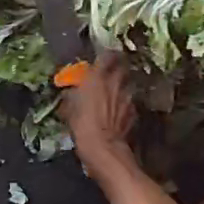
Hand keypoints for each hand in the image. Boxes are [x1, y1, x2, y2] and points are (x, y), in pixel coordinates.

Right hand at [61, 51, 135, 171]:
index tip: (104, 56)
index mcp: (98, 78)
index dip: (107, 54)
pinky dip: (125, 102)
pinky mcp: (134, 111)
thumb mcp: (69, 109)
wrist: (105, 149)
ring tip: (115, 92)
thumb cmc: (82, 126)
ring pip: (128, 83)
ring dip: (122, 85)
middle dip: (118, 66)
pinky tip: (119, 110)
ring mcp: (128, 97)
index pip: (107, 56)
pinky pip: (130, 101)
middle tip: (111, 71)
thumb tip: (71, 92)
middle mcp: (115, 82)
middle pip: (122, 66)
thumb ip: (72, 96)